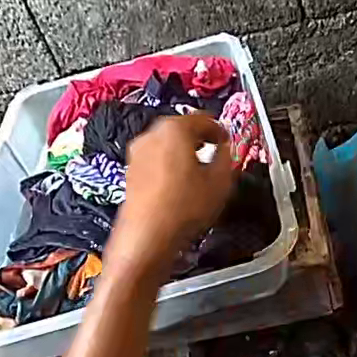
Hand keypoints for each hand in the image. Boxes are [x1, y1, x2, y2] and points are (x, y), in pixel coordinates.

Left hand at [111, 114, 236, 267]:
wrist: (147, 237)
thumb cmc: (183, 208)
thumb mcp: (220, 181)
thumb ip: (226, 157)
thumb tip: (225, 150)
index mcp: (174, 129)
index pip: (203, 119)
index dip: (219, 129)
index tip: (226, 139)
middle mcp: (151, 135)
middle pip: (180, 128)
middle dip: (199, 138)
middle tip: (214, 150)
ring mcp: (137, 154)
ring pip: (166, 144)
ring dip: (183, 151)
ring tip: (198, 169)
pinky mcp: (130, 172)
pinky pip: (155, 160)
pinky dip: (168, 165)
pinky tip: (180, 184)